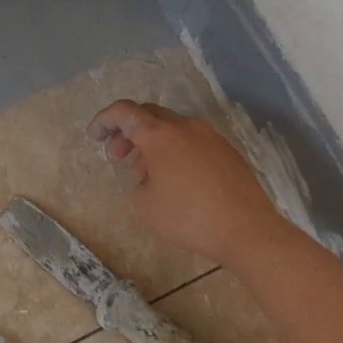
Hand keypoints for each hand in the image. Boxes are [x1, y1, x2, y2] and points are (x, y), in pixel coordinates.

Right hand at [88, 100, 289, 265]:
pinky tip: (176, 178)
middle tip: (117, 155)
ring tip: (146, 171)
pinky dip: (175, 150)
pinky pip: (192, 141)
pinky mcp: (228, 152)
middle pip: (148, 115)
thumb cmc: (189, 217)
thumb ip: (136, 183)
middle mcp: (185, 127)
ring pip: (172, 128)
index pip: (124, 112)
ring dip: (152, 142)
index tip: (94, 136)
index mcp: (159, 135)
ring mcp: (210, 137)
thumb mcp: (145, 205)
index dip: (104, 120)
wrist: (249, 231)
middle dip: (127, 131)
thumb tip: (148, 177)